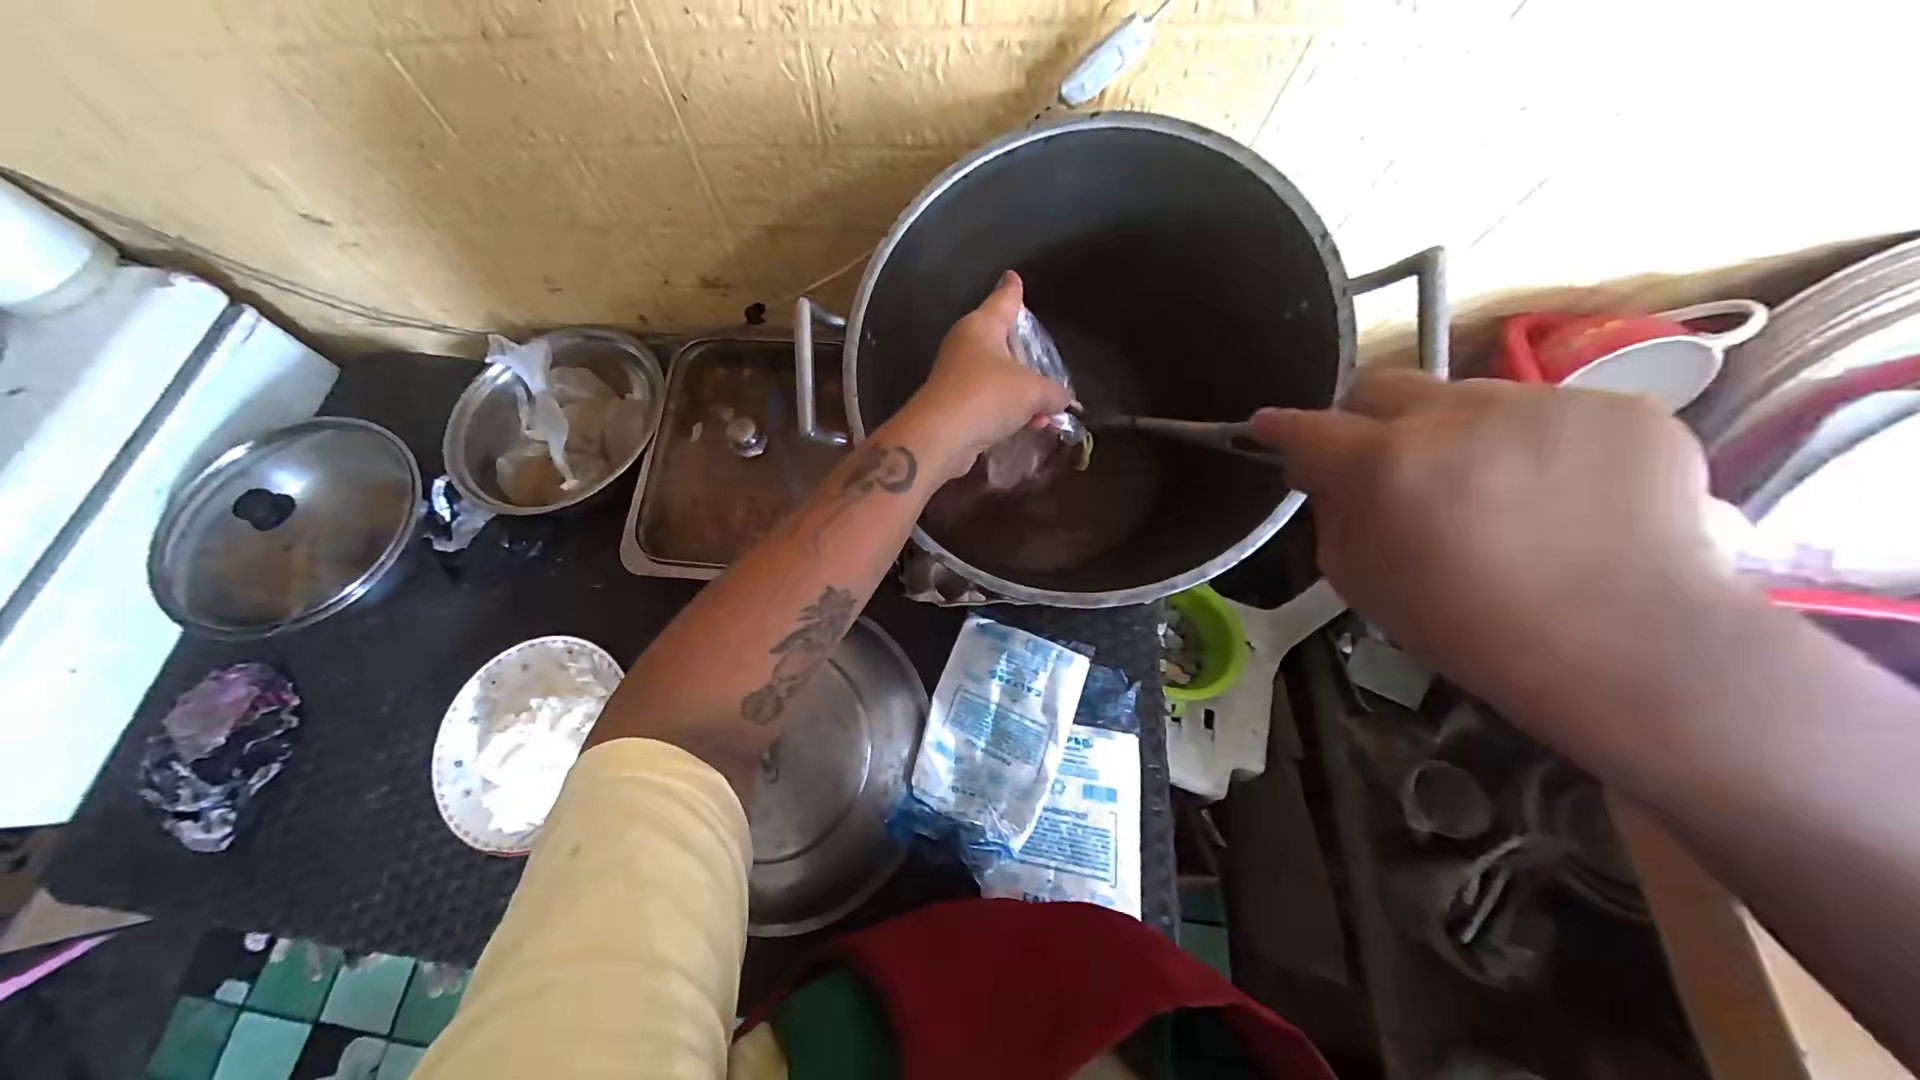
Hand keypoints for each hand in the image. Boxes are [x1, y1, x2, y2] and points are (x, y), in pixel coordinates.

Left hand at [901, 271, 1072, 478]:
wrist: (939, 438)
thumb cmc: (987, 396)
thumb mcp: (1034, 391)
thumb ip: (1054, 392)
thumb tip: (1061, 400)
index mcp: (981, 326)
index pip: (1003, 299)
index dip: (1013, 289)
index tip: (1014, 277)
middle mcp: (966, 346)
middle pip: (1002, 343)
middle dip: (1026, 356)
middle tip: (1048, 366)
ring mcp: (957, 377)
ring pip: (998, 378)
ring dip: (1022, 394)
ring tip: (1047, 412)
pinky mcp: (954, 407)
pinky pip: (990, 403)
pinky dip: (1009, 412)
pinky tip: (1029, 426)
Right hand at [1249, 368, 1729, 707]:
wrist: (1627, 647)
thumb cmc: (1465, 625)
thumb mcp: (1360, 579)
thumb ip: (1332, 513)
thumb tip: (1327, 475)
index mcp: (1383, 462)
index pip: (1307, 426)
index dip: (1280, 428)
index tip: (1268, 429)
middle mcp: (1456, 413)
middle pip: (1382, 384)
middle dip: (1365, 417)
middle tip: (1382, 458)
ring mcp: (1544, 401)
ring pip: (1469, 396)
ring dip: (1457, 431)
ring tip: (1492, 488)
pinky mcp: (1619, 407)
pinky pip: (1550, 412)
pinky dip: (1536, 445)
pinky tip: (1560, 495)